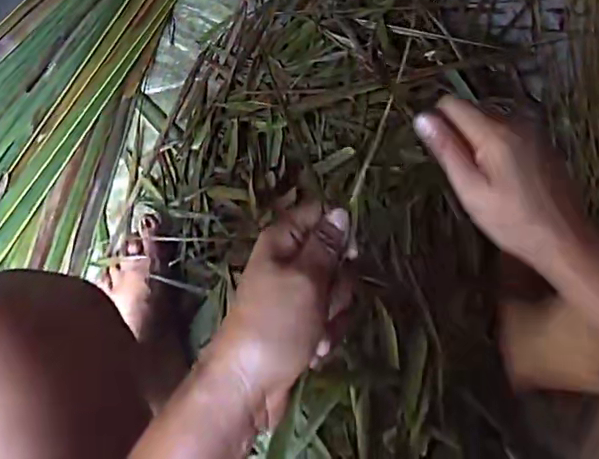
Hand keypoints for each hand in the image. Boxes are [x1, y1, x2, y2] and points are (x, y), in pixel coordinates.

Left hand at [200, 201, 353, 429]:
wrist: (248, 388)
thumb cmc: (275, 324)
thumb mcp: (305, 278)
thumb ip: (326, 245)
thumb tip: (341, 211)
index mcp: (281, 240)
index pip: (318, 214)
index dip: (339, 230)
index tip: (350, 254)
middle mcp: (288, 261)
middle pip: (334, 256)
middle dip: (338, 284)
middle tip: (324, 301)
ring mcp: (295, 295)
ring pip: (336, 291)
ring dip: (333, 316)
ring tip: (316, 333)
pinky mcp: (302, 324)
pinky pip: (329, 319)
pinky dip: (326, 336)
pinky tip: (313, 351)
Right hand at [414, 95, 595, 270]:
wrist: (568, 241)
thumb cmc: (514, 222)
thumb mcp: (472, 191)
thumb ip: (447, 150)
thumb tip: (422, 118)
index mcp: (494, 133)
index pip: (452, 103)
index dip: (439, 121)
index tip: (441, 149)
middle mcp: (514, 122)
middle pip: (471, 108)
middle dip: (460, 131)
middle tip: (465, 171)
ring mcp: (532, 130)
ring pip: (489, 118)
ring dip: (479, 137)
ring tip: (486, 176)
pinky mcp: (543, 140)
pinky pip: (508, 129)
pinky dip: (498, 143)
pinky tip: (506, 175)